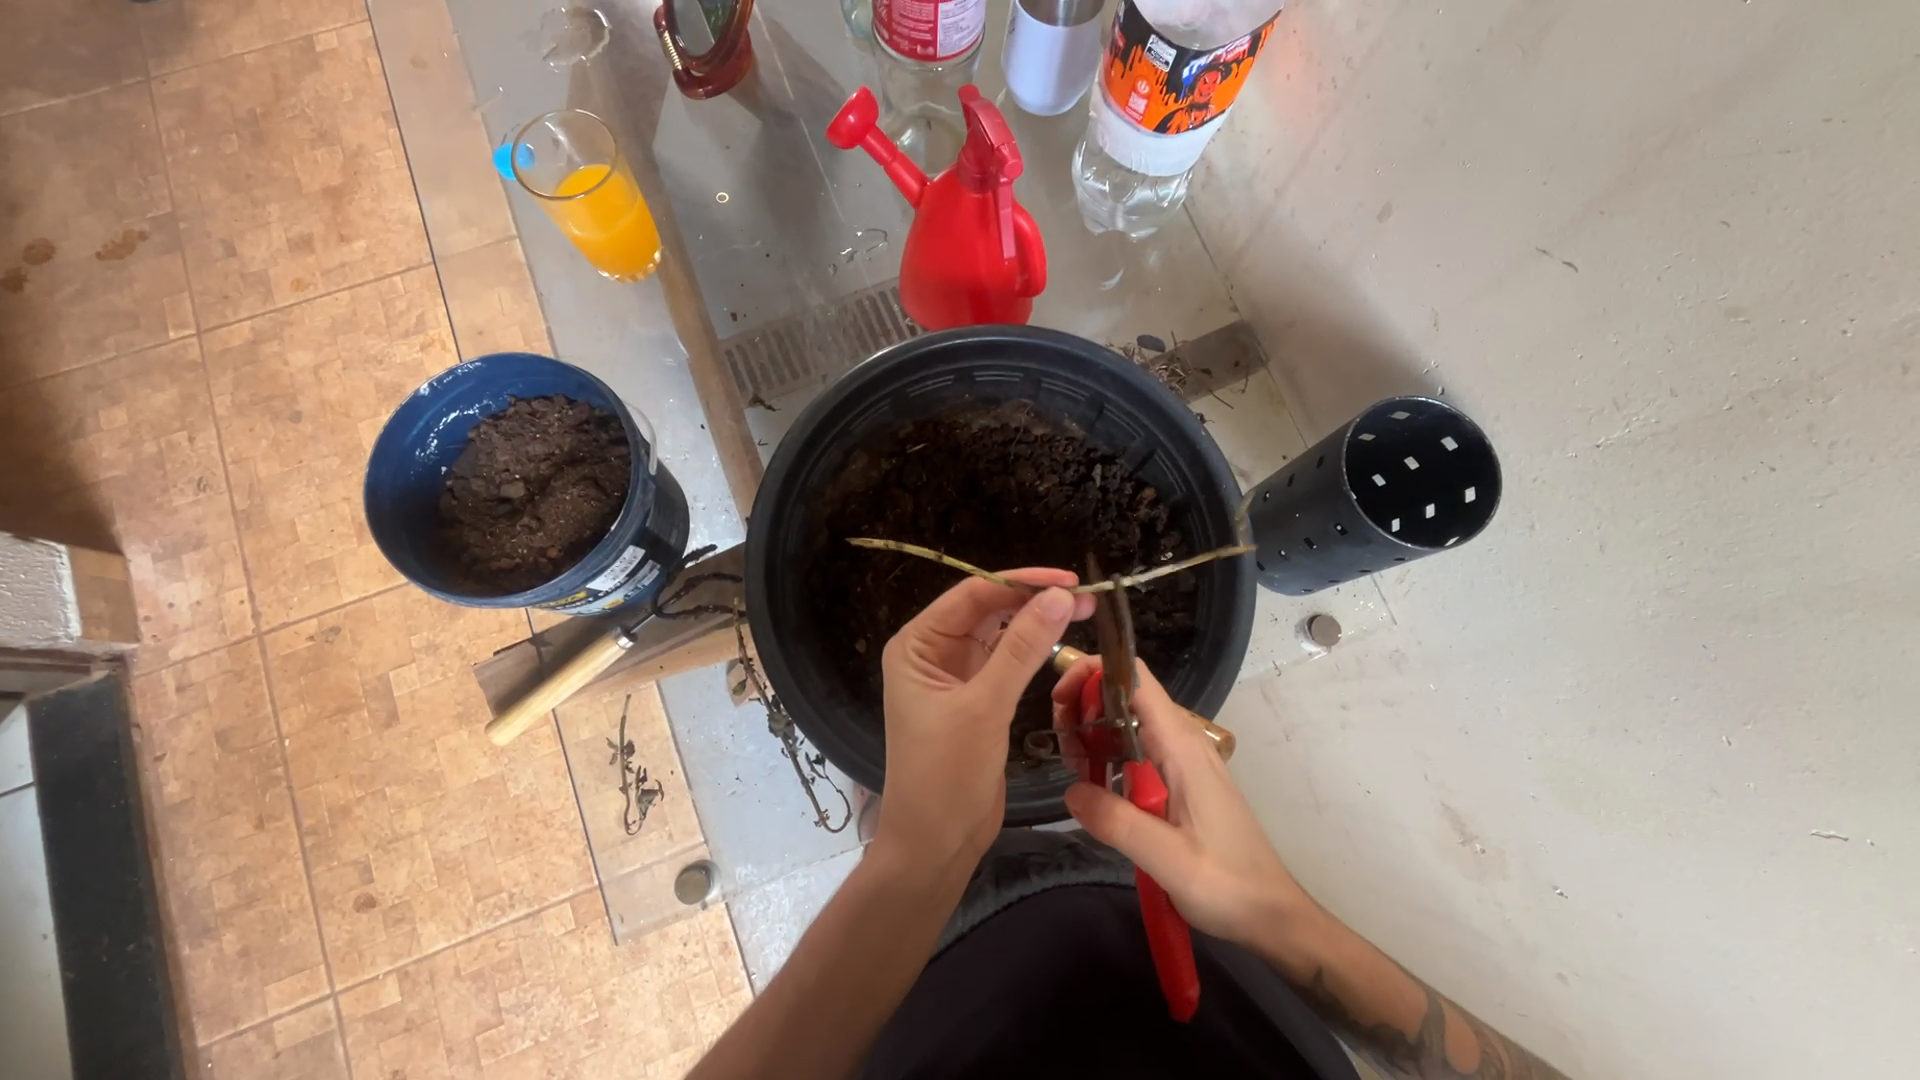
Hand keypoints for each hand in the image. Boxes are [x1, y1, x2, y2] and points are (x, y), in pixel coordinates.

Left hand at [876, 569, 1094, 878]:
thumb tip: (1060, 596)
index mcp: (917, 645)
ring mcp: (955, 675)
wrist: (936, 844)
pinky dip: (1033, 650)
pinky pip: (1007, 661)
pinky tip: (1062, 639)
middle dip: (1033, 600)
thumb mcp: (984, 706)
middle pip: (987, 610)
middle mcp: (932, 652)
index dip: (1020, 582)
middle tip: (1086, 595)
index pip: (972, 595)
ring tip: (1083, 610)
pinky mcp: (977, 699)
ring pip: (1000, 634)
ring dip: (1037, 623)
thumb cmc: (946, 774)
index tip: (1068, 579)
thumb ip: (1022, 649)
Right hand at [1057, 658, 1319, 955]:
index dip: (1093, 674)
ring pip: (1127, 720)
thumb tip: (1070, 790)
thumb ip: (1117, 823)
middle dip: (1084, 705)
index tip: (1062, 703)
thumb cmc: (1227, 884)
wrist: (1271, 914)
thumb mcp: (1168, 860)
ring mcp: (1182, 759)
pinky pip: (1136, 747)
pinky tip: (1095, 786)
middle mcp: (1182, 741)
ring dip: (1092, 733)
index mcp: (1181, 746)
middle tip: (1063, 749)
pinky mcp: (1179, 779)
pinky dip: (1108, 754)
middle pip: (1125, 693)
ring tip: (1074, 770)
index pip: (1134, 678)